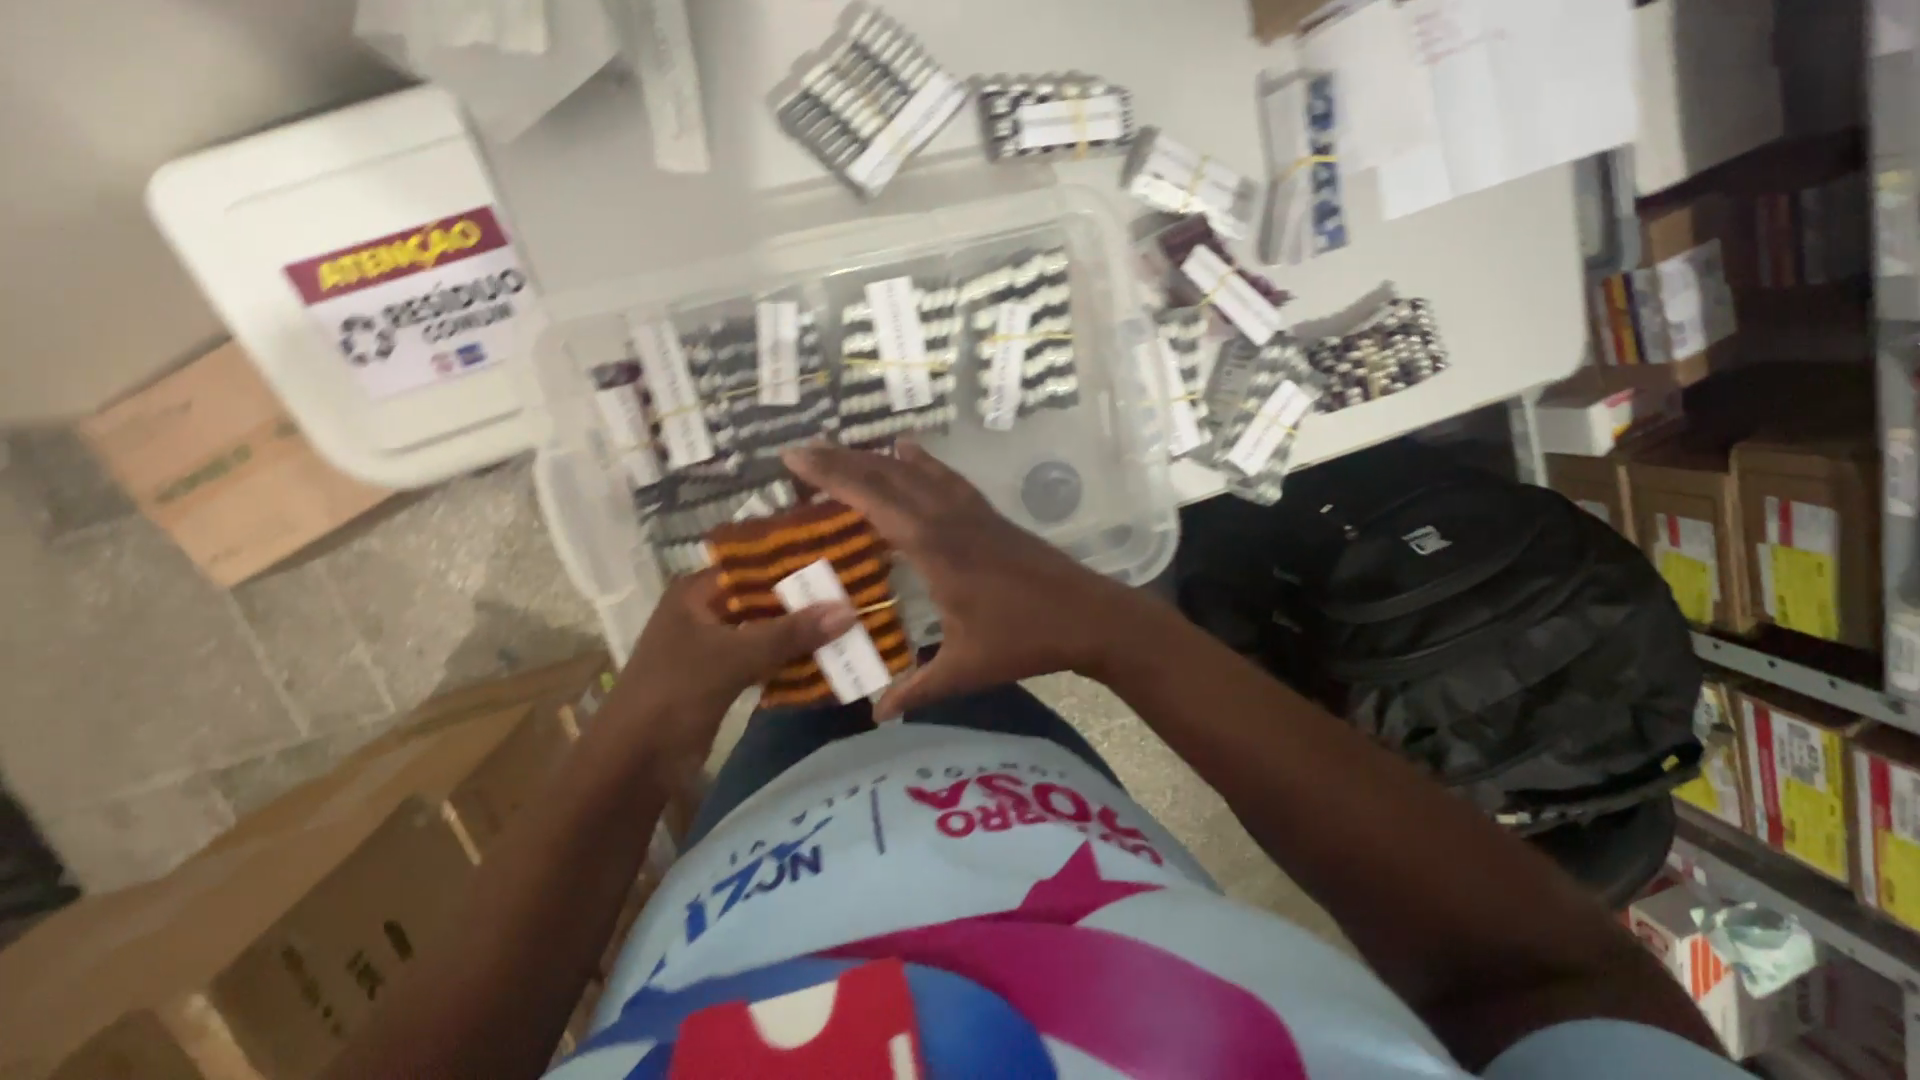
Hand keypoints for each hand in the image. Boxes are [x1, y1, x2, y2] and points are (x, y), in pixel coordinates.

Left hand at [605, 571, 855, 765]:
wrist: (636, 761)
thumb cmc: (675, 693)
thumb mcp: (735, 657)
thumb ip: (790, 632)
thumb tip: (849, 610)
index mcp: (697, 592)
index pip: (754, 565)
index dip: (796, 563)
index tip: (842, 562)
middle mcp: (707, 611)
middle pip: (766, 599)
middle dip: (807, 602)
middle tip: (857, 595)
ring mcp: (715, 646)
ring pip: (769, 631)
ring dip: (804, 633)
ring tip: (854, 625)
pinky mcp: (725, 677)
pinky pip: (767, 660)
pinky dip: (793, 660)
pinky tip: (831, 660)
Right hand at [783, 441, 1150, 719]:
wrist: (1089, 616)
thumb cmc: (1025, 640)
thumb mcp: (965, 670)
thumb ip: (916, 689)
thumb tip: (875, 715)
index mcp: (934, 549)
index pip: (871, 500)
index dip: (830, 476)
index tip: (793, 457)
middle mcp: (948, 519)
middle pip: (886, 476)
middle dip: (840, 460)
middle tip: (799, 451)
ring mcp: (972, 513)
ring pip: (916, 471)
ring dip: (875, 457)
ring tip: (841, 449)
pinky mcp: (989, 516)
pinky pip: (946, 478)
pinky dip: (921, 462)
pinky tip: (908, 451)